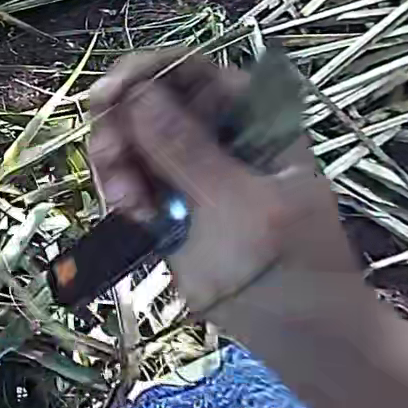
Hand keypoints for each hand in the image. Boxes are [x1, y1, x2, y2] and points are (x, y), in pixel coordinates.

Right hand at [88, 50, 354, 327]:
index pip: (189, 69)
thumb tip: (138, 94)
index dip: (145, 71)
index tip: (109, 94)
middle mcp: (208, 131)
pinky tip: (135, 217)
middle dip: (120, 124)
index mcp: (247, 116)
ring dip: (114, 163)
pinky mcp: (159, 197)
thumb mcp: (243, 205)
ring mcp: (180, 165)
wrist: (297, 337)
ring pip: (124, 137)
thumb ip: (188, 151)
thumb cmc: (291, 267)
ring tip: (128, 201)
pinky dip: (117, 192)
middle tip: (109, 154)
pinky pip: (120, 176)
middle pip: (144, 99)